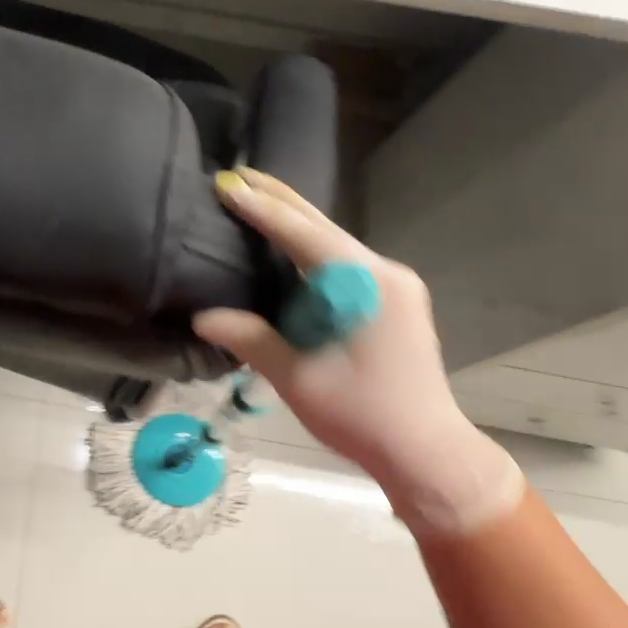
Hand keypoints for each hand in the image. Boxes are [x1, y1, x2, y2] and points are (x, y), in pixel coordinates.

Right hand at [193, 169, 522, 536]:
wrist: (426, 452)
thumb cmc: (362, 415)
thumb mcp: (297, 378)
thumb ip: (250, 339)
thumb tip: (202, 317)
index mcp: (366, 284)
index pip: (303, 234)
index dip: (262, 209)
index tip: (226, 184)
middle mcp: (384, 274)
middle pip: (323, 227)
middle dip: (280, 200)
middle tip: (239, 174)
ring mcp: (392, 287)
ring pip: (333, 243)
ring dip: (294, 223)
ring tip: (254, 201)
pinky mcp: (391, 302)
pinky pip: (342, 263)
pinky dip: (309, 249)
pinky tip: (286, 247)